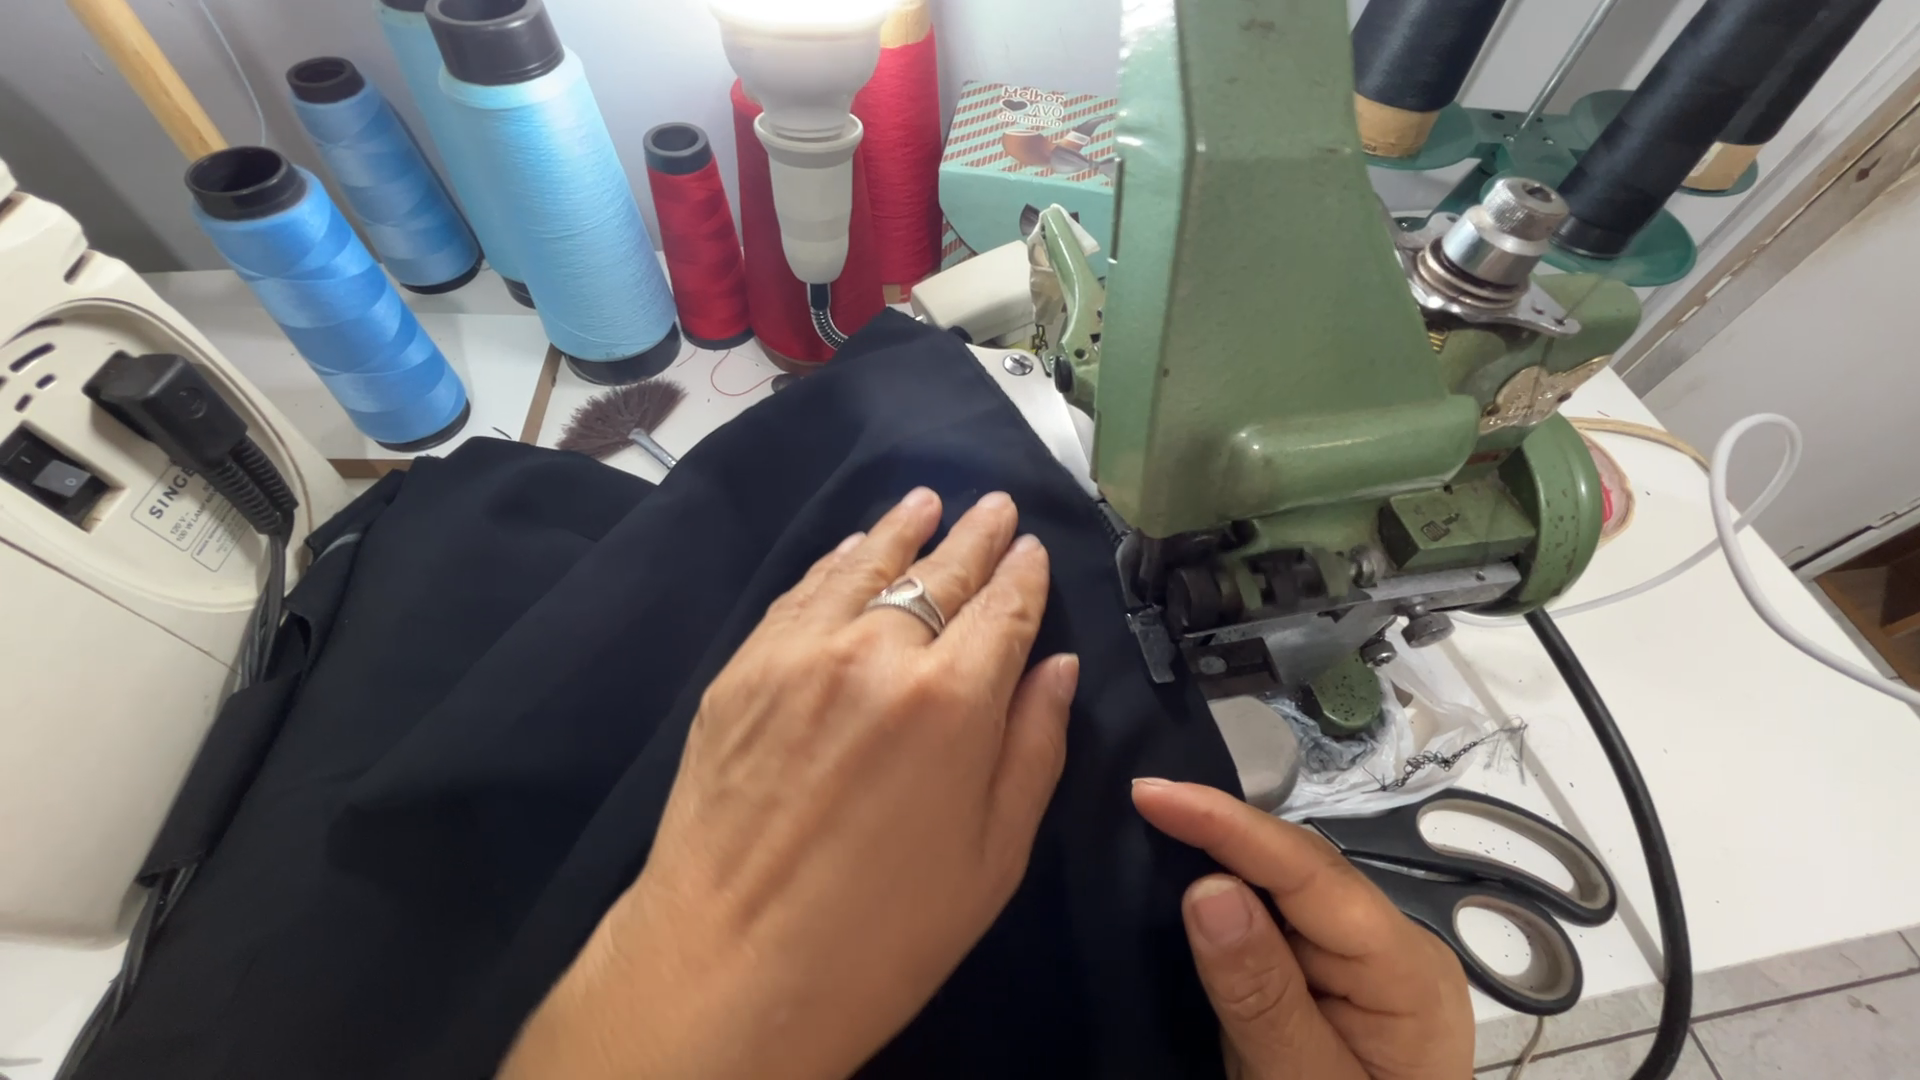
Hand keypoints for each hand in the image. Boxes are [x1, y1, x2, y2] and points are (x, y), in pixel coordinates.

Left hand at [502, 488, 1077, 1079]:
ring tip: (927, 500)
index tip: (1030, 547)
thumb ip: (1034, 746)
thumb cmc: (885, 930)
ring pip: (867, 566)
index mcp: (952, 700)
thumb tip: (1056, 664)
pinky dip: (837, 561)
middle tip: (994, 505)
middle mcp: (878, 653)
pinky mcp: (746, 666)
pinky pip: (804, 592)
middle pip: (940, 573)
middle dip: (975, 536)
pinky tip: (854, 547)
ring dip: (903, 528)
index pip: (1002, 610)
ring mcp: (803, 652)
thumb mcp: (994, 855)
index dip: (1022, 574)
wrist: (728, 967)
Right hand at [1132, 781, 1472, 1079]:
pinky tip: (1185, 865)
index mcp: (1405, 971)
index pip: (1310, 872)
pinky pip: (1271, 908)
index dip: (1228, 824)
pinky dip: (1223, 885)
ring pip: (1280, 878)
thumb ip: (1260, 996)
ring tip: (1153, 815)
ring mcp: (1359, 954)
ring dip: (1216, 849)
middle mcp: (1388, 943)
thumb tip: (1205, 886)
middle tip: (1140, 798)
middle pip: (1296, 863)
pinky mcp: (1326, 968)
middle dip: (1219, 825)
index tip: (1153, 794)